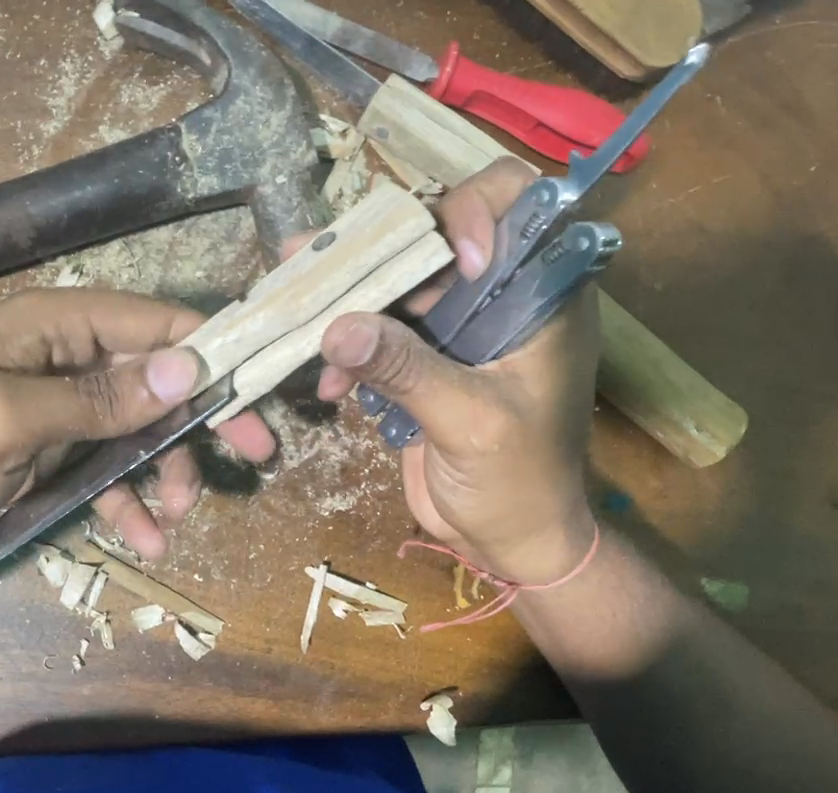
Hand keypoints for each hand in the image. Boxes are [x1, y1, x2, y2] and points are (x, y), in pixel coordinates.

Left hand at [0, 289, 273, 558]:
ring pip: (139, 434)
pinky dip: (128, 503)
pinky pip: (107, 474)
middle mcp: (63, 362)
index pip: (149, 324)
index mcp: (51, 328)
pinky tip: (145, 538)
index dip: (209, 350)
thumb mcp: (9, 418)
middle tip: (256, 453)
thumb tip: (183, 367)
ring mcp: (60, 414)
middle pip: (155, 381)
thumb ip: (98, 396)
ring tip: (178, 517)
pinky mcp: (52, 459)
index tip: (259, 384)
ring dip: (167, 473)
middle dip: (202, 419)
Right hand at [314, 160, 599, 583]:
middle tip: (314, 261)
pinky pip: (376, 336)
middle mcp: (496, 298)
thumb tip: (337, 326)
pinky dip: (346, 352)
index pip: (518, 206)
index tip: (445, 261)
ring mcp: (453, 331)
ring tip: (297, 310)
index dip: (475, 209)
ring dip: (346, 300)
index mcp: (540, 295)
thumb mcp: (469, 422)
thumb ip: (407, 370)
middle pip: (434, 238)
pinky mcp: (420, 364)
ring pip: (394, 286)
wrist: (509, 541)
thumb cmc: (519, 482)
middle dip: (374, 249)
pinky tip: (326, 385)